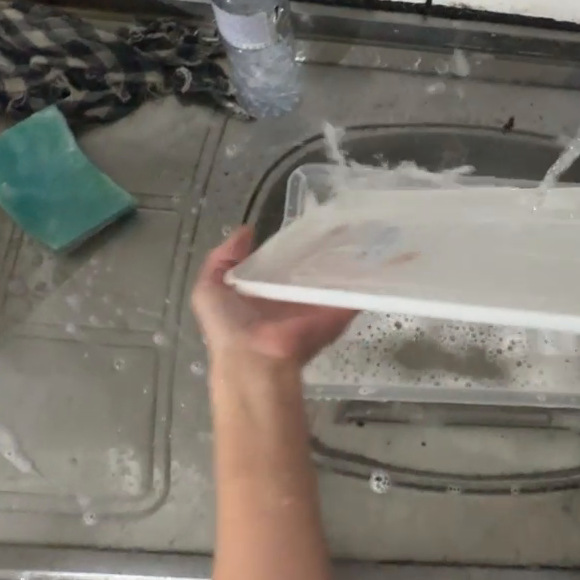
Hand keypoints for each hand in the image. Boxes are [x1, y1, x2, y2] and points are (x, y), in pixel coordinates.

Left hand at [192, 226, 357, 371]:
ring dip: (348, 258)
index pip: (282, 263)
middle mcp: (293, 298)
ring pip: (336, 276)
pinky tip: (370, 254)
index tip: (303, 221)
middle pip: (312, 268)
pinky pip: (355, 293)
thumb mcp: (209, 289)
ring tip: (358, 230)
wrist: (254, 358)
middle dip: (323, 247)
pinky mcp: (337, 313)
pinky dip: (366, 278)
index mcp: (266, 292)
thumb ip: (223, 259)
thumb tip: (247, 231)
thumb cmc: (229, 324)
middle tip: (334, 223)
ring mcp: (318, 305)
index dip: (290, 244)